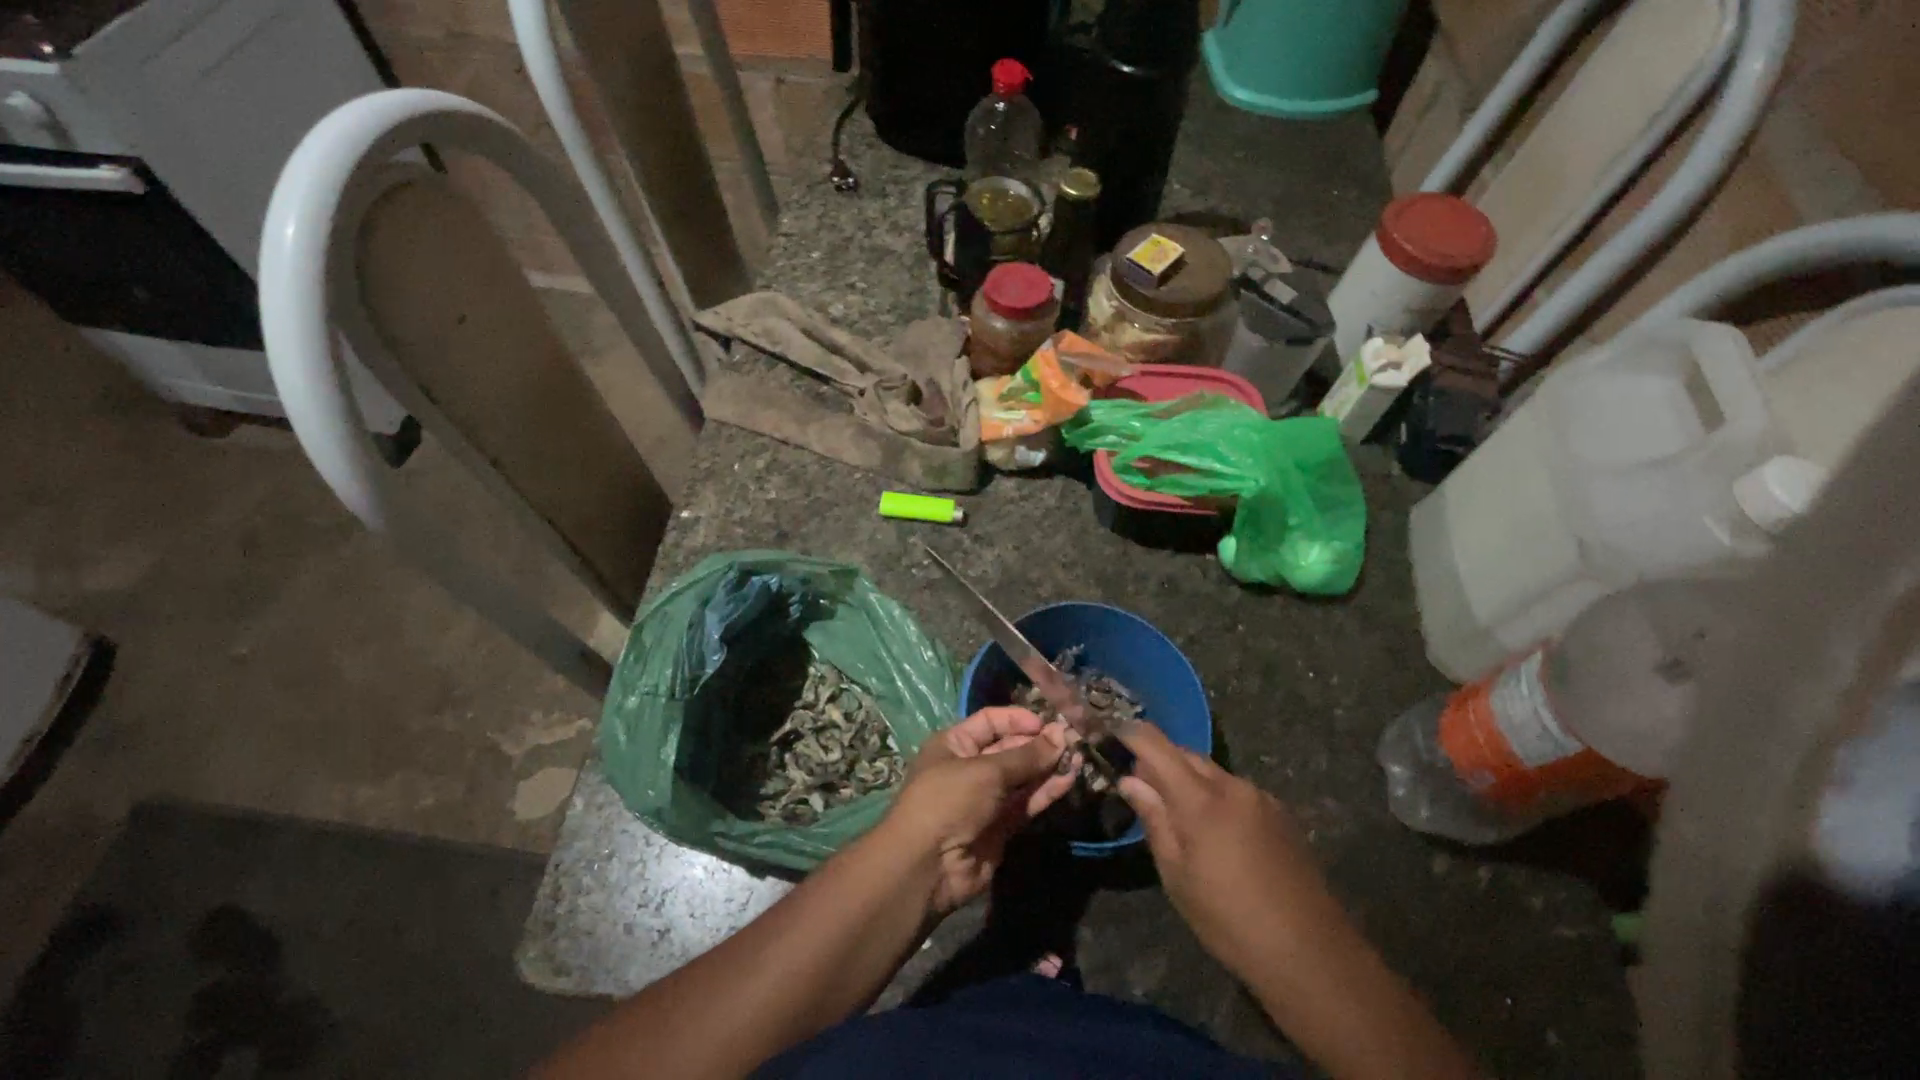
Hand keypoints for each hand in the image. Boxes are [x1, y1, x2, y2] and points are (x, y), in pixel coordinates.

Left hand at [885, 707, 1076, 910]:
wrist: (928, 866)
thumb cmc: (949, 801)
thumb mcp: (986, 771)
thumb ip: (1026, 756)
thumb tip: (1061, 735)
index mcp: (954, 744)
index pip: (990, 722)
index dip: (1018, 720)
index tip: (1048, 723)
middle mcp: (969, 768)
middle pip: (1010, 749)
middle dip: (1039, 745)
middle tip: (1073, 741)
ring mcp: (986, 799)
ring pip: (1022, 778)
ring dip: (1048, 768)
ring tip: (1078, 758)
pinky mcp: (1001, 826)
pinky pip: (1026, 803)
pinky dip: (1046, 792)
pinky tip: (1068, 780)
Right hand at [1116, 722, 1331, 982]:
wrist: (1308, 950)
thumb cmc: (1227, 919)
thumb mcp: (1176, 875)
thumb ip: (1154, 819)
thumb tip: (1130, 780)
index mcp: (1201, 800)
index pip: (1157, 745)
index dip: (1131, 734)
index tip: (1110, 734)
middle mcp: (1233, 786)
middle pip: (1187, 755)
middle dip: (1159, 761)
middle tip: (1138, 786)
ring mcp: (1262, 798)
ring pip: (1213, 773)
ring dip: (1188, 781)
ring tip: (1175, 814)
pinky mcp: (1281, 814)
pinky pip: (1237, 791)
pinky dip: (1216, 797)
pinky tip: (1215, 833)